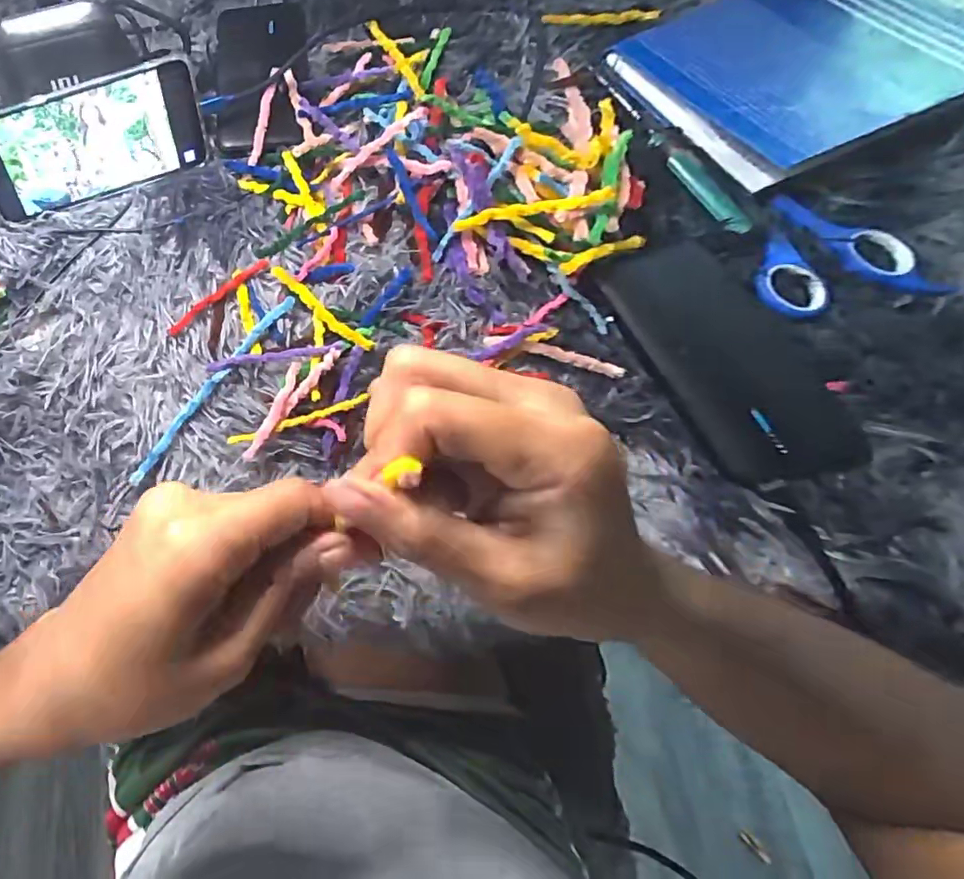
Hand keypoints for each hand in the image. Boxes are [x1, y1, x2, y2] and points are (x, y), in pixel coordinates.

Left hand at [0, 479, 355, 757]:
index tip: (362, 558)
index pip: (293, 497)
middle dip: (302, 547)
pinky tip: (228, 594)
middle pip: (273, 506)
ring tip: (253, 614)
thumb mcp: (226, 656)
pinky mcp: (160, 505)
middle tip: (298, 612)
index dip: (335, 519)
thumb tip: (345, 542)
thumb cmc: (138, 687)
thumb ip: (286, 591)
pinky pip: (224, 516)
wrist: (56, 674)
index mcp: (198, 538)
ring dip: (271, 553)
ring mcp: (167, 496)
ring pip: (251, 512)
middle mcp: (183, 498)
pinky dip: (243, 548)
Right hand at [321, 345, 663, 641]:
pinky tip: (437, 475)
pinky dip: (411, 430)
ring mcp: (521, 387)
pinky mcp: (505, 392)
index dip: (387, 455)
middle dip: (385, 435)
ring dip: (395, 429)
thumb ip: (416, 535)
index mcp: (551, 441)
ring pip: (413, 371)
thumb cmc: (572, 593)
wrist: (628, 582)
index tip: (384, 510)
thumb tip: (336, 494)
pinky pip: (429, 386)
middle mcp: (535, 394)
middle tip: (401, 495)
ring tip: (422, 486)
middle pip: (413, 372)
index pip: (429, 408)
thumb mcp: (495, 582)